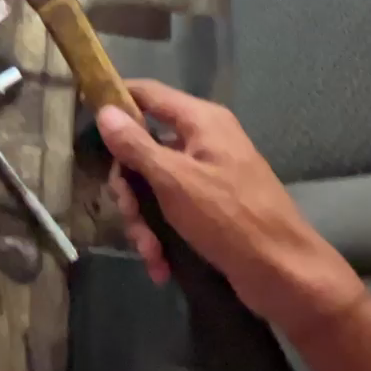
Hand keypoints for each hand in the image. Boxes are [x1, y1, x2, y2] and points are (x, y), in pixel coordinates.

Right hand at [98, 80, 365, 338]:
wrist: (286, 276)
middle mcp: (202, 141)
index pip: (147, 94)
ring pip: (152, 184)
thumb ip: (136, 145)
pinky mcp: (208, 207)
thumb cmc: (231, 218)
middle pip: (142, 148)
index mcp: (200, 122)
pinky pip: (169, 209)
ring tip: (149, 250)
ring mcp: (206, 175)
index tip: (85, 118)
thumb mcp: (175, 180)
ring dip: (142, 219)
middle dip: (129, 186)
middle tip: (127, 211)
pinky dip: (160, 234)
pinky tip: (159, 262)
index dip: (115, 101)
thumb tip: (104, 111)